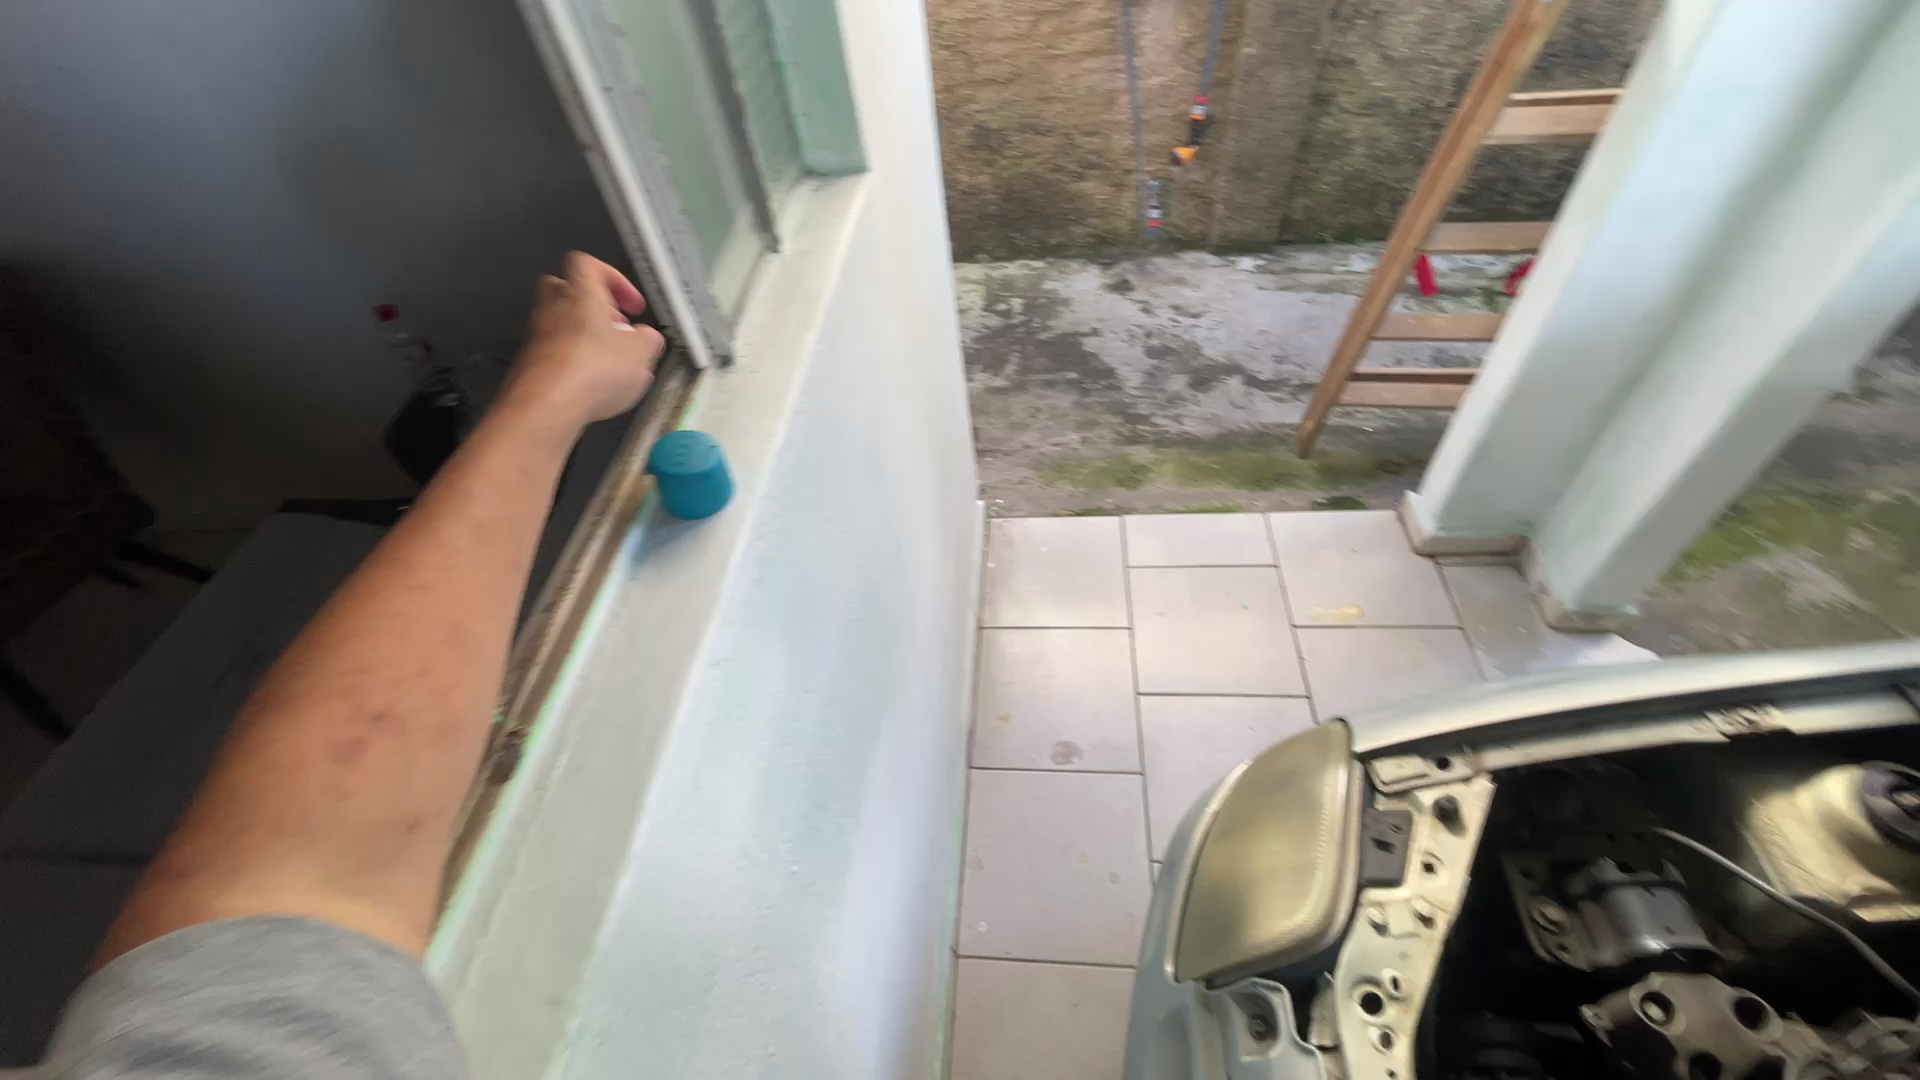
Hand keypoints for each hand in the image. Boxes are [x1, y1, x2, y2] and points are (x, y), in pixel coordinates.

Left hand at [503, 252, 666, 427]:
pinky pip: (555, 350)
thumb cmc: (597, 369)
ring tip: (609, 361)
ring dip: (585, 334)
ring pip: (561, 321)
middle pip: (568, 289)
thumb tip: (647, 336)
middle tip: (615, 327)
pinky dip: (574, 359)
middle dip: (593, 305)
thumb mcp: (642, 354)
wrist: (547, 405)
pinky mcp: (530, 361)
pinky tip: (591, 382)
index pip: (588, 264)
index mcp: (581, 294)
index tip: (631, 306)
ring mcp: (538, 334)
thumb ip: (648, 340)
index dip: (613, 279)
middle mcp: (554, 307)